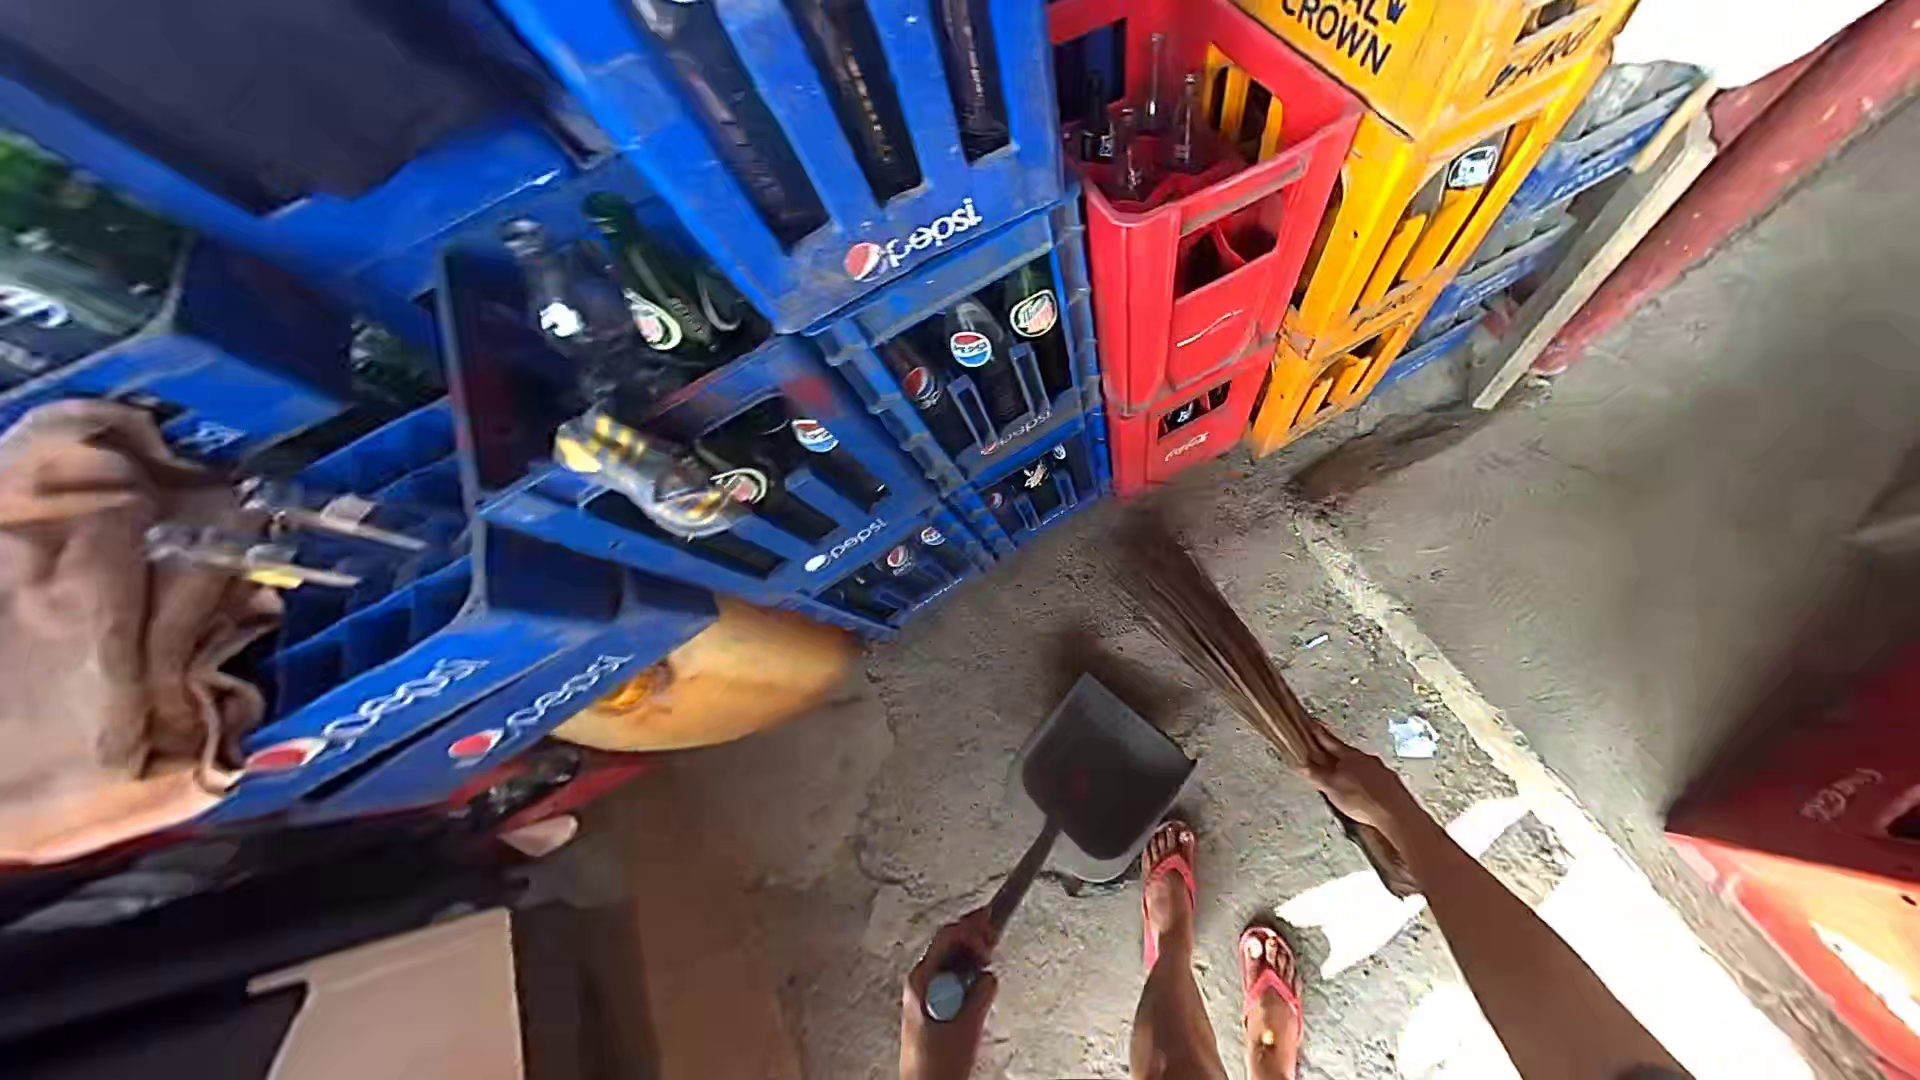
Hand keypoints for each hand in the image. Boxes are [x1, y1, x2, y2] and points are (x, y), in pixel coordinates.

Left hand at [900, 908, 998, 1079]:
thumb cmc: (936, 1067)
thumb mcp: (966, 1028)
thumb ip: (980, 995)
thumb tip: (988, 975)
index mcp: (922, 980)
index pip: (946, 938)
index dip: (970, 930)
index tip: (989, 931)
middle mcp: (920, 980)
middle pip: (947, 942)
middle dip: (971, 931)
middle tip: (992, 924)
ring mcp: (924, 991)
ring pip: (949, 956)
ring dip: (970, 946)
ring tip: (989, 942)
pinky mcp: (932, 1003)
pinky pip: (950, 972)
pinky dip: (967, 964)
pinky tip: (979, 966)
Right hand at [1304, 737, 1427, 836]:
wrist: (1398, 817)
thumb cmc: (1362, 799)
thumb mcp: (1330, 787)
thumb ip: (1316, 774)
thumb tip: (1303, 765)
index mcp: (1350, 756)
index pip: (1329, 741)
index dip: (1319, 733)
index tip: (1313, 725)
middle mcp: (1367, 760)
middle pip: (1347, 753)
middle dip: (1335, 753)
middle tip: (1326, 754)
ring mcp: (1383, 772)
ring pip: (1363, 766)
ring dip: (1353, 769)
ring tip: (1345, 778)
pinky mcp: (1394, 787)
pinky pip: (1376, 779)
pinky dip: (1367, 782)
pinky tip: (1364, 792)